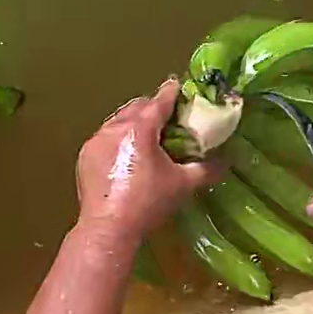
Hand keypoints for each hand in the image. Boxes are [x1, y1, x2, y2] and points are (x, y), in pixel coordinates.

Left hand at [76, 79, 217, 240]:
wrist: (108, 228)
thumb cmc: (148, 203)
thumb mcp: (182, 185)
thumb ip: (205, 169)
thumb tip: (227, 161)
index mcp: (140, 128)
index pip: (159, 101)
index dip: (172, 92)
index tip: (179, 85)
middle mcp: (115, 127)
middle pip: (136, 107)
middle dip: (152, 107)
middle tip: (168, 116)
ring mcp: (97, 140)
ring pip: (118, 120)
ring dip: (133, 121)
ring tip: (147, 134)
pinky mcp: (86, 155)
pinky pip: (105, 137)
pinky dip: (118, 138)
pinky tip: (126, 154)